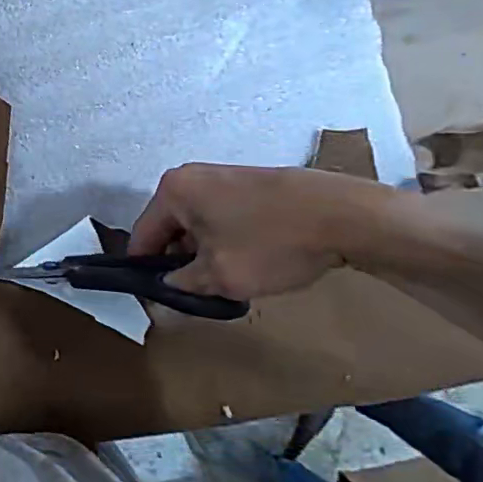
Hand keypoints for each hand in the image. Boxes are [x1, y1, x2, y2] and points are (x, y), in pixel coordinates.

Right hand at [128, 163, 440, 299]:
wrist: (341, 214)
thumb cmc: (270, 242)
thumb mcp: (220, 275)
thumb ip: (181, 286)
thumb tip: (161, 291)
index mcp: (173, 191)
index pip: (142, 237)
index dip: (145, 273)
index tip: (158, 303)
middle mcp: (190, 177)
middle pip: (169, 229)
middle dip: (179, 264)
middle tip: (200, 298)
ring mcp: (221, 177)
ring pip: (197, 226)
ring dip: (204, 255)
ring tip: (229, 284)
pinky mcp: (248, 185)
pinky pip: (220, 218)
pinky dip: (225, 242)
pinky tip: (250, 264)